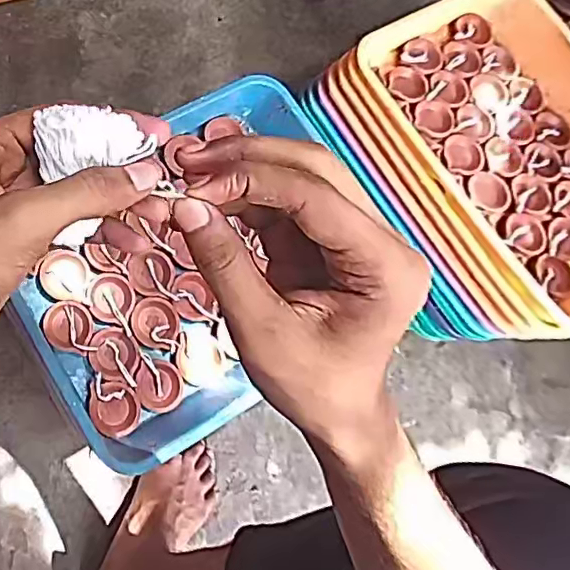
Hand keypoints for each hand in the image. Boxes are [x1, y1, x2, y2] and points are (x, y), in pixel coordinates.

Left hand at [0, 108, 167, 379]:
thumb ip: (85, 192)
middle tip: (159, 180)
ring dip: (112, 204)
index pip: (56, 122)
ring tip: (154, 215)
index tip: (150, 134)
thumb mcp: (22, 221)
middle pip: (68, 157)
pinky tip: (125, 240)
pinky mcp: (14, 242)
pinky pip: (64, 225)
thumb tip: (138, 173)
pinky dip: (95, 230)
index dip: (107, 126)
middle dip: (117, 171)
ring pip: (71, 194)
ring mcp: (5, 209)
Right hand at [168, 136, 429, 440]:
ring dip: (240, 168)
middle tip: (188, 161)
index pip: (314, 196)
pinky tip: (207, 194)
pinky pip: (280, 198)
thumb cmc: (310, 384)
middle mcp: (379, 237)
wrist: (336, 412)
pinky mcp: (324, 237)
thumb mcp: (260, 331)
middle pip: (313, 168)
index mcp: (384, 264)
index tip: (194, 187)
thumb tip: (185, 207)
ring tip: (189, 173)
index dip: (250, 180)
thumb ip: (224, 264)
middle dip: (246, 158)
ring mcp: (353, 233)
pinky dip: (240, 193)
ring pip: (297, 173)